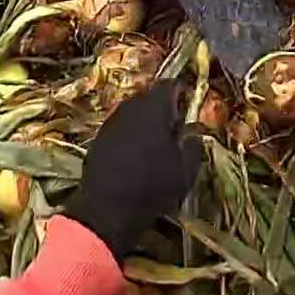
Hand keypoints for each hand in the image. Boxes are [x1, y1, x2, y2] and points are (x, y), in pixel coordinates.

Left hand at [64, 80, 202, 257]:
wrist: (108, 208)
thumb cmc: (153, 185)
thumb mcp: (185, 170)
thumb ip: (193, 145)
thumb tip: (192, 133)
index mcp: (154, 107)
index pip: (171, 86)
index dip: (182, 94)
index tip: (189, 108)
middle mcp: (131, 105)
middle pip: (151, 96)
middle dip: (164, 108)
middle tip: (175, 129)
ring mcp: (112, 119)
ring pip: (135, 110)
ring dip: (147, 121)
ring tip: (156, 144)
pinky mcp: (100, 134)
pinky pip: (122, 125)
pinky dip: (131, 132)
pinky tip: (136, 154)